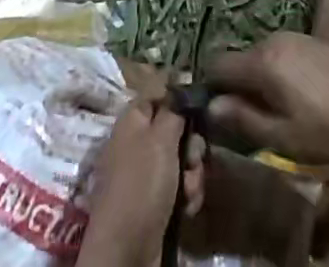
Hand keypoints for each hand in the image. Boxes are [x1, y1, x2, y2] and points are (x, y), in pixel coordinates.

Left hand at [78, 98, 204, 266]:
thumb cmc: (141, 185)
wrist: (127, 250)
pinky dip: (188, 194)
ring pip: (183, 158)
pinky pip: (181, 184)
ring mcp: (147, 172)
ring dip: (193, 173)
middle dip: (192, 145)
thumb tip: (183, 78)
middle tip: (192, 159)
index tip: (202, 105)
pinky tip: (187, 207)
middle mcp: (138, 142)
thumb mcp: (160, 139)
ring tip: (188, 190)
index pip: (160, 93)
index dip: (181, 97)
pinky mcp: (156, 199)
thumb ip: (174, 109)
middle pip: (177, 128)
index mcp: (133, 120)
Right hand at [205, 34, 328, 163]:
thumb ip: (243, 119)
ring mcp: (293, 38)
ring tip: (274, 113)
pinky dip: (275, 74)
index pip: (217, 65)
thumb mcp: (281, 136)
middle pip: (238, 61)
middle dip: (235, 87)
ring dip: (257, 81)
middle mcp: (272, 41)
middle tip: (246, 121)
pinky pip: (278, 55)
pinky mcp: (310, 41)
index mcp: (261, 62)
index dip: (210, 89)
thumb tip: (210, 107)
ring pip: (258, 58)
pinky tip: (294, 98)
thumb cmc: (327, 127)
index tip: (216, 114)